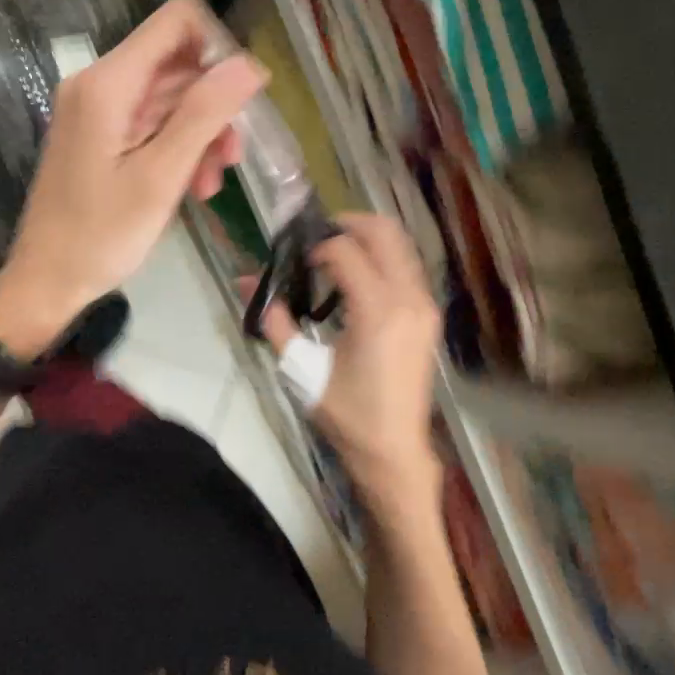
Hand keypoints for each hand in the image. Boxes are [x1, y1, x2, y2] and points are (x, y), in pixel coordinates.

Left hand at [0, 0, 268, 356]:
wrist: (46, 282)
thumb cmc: (98, 237)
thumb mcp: (159, 178)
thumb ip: (203, 116)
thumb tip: (250, 63)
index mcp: (107, 84)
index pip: (179, 21)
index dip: (220, 48)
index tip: (243, 97)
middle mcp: (97, 84)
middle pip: (176, 64)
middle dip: (213, 105)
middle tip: (232, 159)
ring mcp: (94, 112)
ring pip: (167, 99)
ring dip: (198, 135)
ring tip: (209, 186)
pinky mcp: (96, 138)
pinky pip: (147, 125)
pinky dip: (174, 150)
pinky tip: (190, 188)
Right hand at [251, 213, 442, 503]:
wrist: (392, 448)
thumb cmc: (346, 414)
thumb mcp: (302, 370)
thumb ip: (276, 324)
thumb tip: (247, 286)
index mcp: (377, 311)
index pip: (346, 251)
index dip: (315, 246)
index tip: (293, 258)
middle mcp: (408, 299)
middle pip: (384, 233)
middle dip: (347, 226)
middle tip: (315, 238)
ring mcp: (424, 306)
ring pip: (400, 247)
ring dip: (366, 241)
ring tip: (332, 257)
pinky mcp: (427, 316)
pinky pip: (406, 268)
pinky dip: (381, 261)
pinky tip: (354, 281)